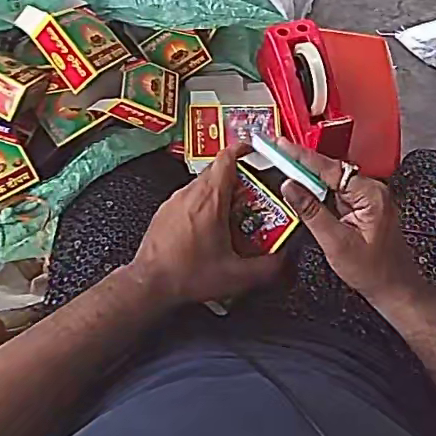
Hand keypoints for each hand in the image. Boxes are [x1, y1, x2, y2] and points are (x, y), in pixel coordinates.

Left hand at [125, 141, 285, 305]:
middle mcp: (190, 194)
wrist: (150, 284)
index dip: (245, 152)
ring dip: (221, 195)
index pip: (227, 158)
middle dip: (239, 182)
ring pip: (203, 186)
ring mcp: (175, 202)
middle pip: (218, 172)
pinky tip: (211, 231)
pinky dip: (204, 207)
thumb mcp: (238, 276)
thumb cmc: (185, 275)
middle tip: (255, 200)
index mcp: (210, 199)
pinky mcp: (165, 212)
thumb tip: (285, 259)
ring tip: (235, 219)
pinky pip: (189, 199)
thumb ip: (270, 267)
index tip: (256, 155)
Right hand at [276, 139, 426, 302]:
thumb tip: (290, 187)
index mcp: (370, 194)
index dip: (300, 157)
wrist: (395, 288)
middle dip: (300, 162)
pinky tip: (299, 189)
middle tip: (274, 153)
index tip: (280, 146)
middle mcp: (371, 190)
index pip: (329, 168)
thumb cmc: (373, 271)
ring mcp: (366, 197)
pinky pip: (333, 192)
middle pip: (329, 170)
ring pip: (329, 180)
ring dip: (306, 176)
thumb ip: (311, 212)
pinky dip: (315, 190)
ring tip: (281, 168)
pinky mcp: (360, 206)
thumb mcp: (336, 242)